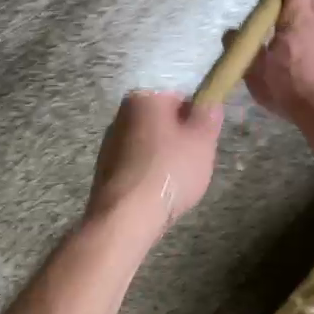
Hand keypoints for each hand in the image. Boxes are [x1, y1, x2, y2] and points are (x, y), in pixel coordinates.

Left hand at [86, 91, 222, 237]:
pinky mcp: (105, 172)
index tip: (204, 140)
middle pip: (162, 123)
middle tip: (194, 163)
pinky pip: (137, 168)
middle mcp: (120, 116)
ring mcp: (109, 146)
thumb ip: (208, 115)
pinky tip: (158, 195)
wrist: (126, 216)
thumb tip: (209, 102)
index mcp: (143, 99)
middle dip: (179, 140)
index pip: (178, 98)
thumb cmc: (169, 171)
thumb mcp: (202, 139)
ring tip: (177, 184)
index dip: (196, 118)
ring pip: (149, 147)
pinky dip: (149, 177)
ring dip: (164, 160)